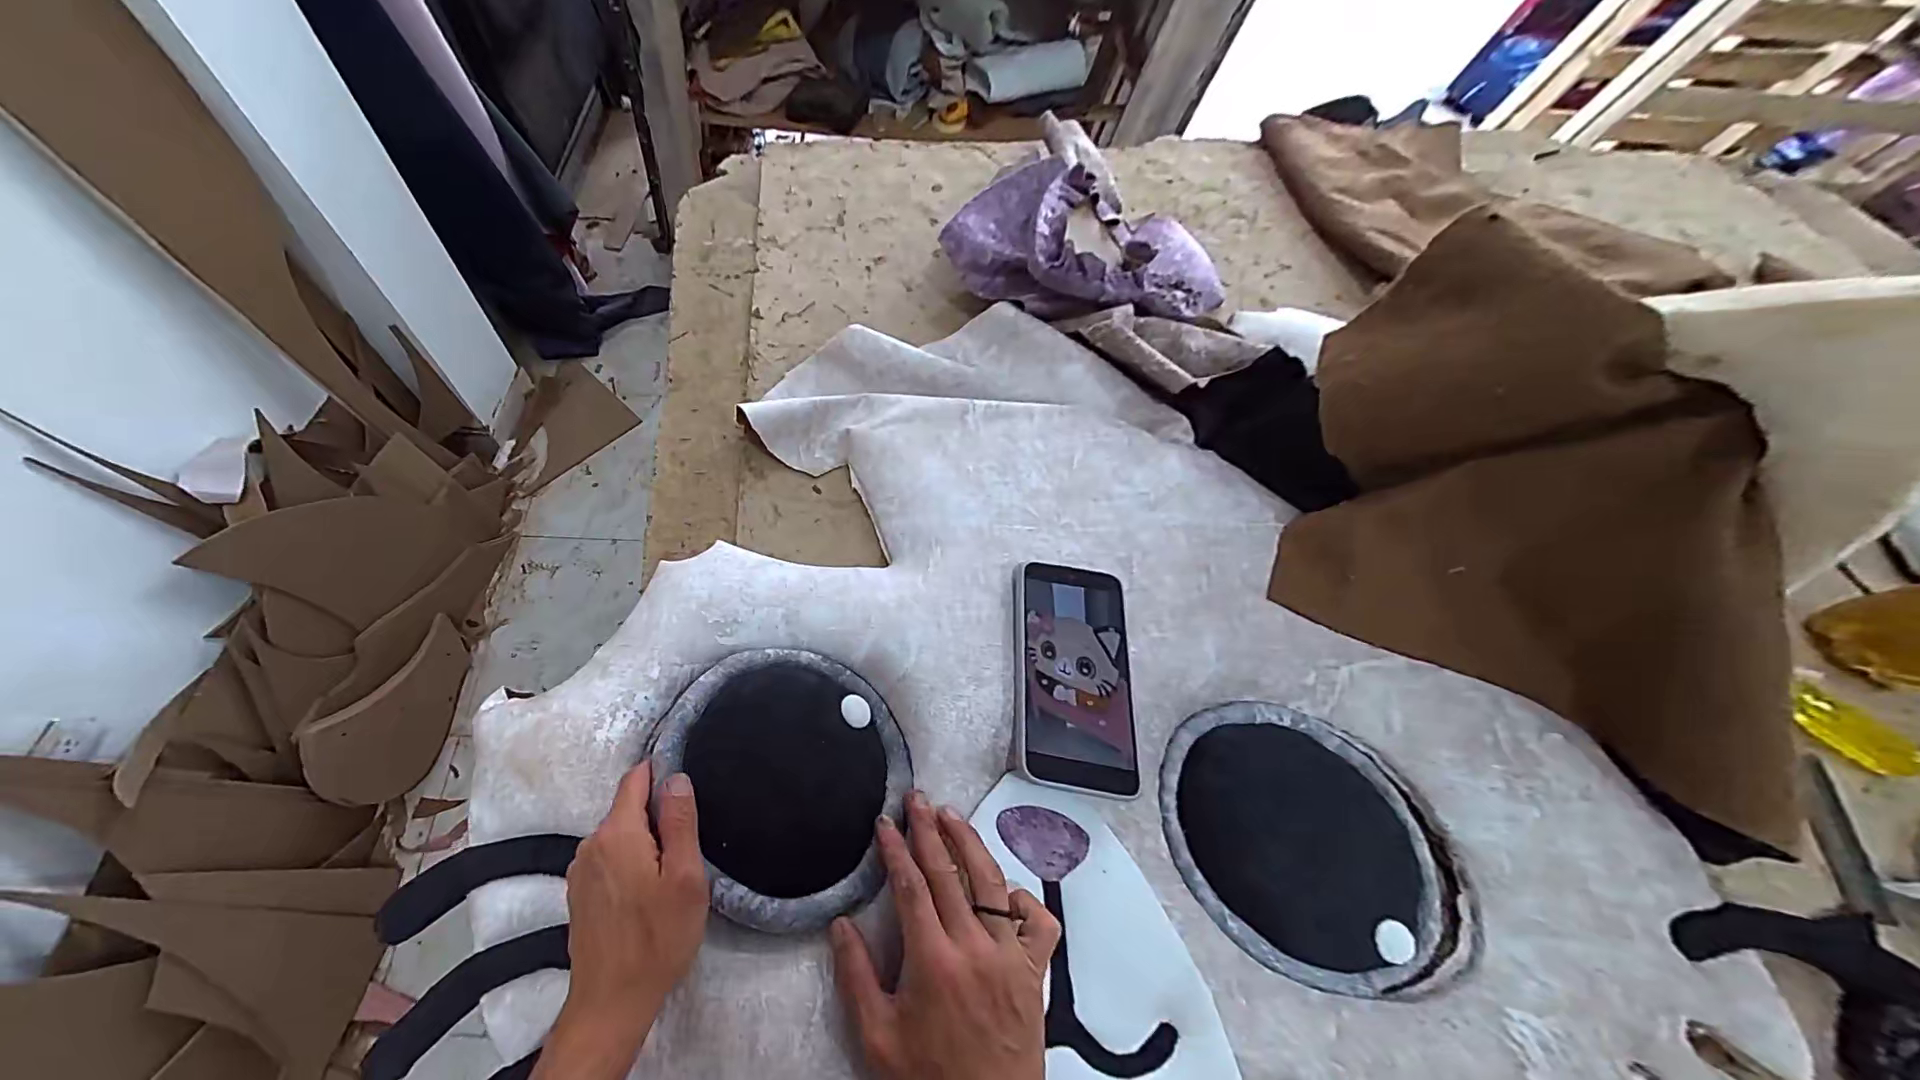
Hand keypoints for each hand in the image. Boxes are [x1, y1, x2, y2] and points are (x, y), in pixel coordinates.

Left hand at [533, 762, 708, 1079]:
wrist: (612, 1003)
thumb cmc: (658, 938)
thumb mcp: (685, 877)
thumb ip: (679, 822)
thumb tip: (676, 777)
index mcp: (617, 834)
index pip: (636, 779)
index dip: (662, 770)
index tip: (689, 778)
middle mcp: (591, 844)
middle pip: (630, 806)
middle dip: (659, 812)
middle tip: (690, 838)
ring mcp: (581, 870)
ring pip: (622, 832)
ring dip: (647, 838)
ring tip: (673, 865)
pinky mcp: (579, 892)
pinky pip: (611, 855)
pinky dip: (632, 858)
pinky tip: (650, 886)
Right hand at [831, 791, 1061, 1079]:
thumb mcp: (878, 1039)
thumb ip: (856, 978)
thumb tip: (841, 925)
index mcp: (933, 962)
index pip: (912, 887)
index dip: (896, 850)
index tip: (885, 823)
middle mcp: (975, 949)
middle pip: (949, 873)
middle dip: (929, 830)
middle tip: (916, 800)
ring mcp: (1010, 956)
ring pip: (990, 883)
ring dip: (969, 843)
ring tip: (951, 816)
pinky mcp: (1035, 970)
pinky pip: (1037, 922)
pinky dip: (1021, 898)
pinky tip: (1003, 889)